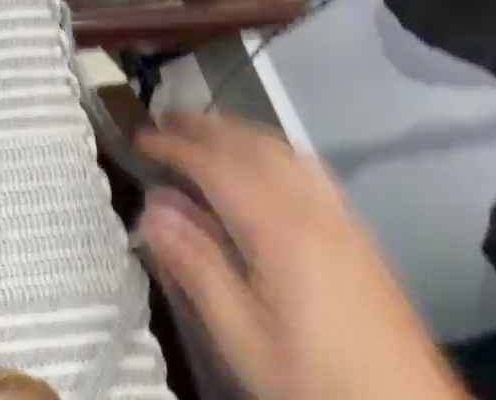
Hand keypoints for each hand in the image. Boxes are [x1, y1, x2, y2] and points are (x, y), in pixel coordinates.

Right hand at [136, 113, 467, 399]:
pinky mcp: (358, 237)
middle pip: (253, 147)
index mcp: (279, 230)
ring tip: (204, 132)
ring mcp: (342, 221)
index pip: (215, 166)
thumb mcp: (241, 335)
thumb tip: (152, 208)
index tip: (137, 138)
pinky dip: (273, 150)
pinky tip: (262, 163)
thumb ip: (195, 267)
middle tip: (162, 121)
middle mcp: (313, 212)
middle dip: (204, 127)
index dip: (172, 146)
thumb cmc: (314, 376)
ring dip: (239, 133)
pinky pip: (309, 171)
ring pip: (285, 153)